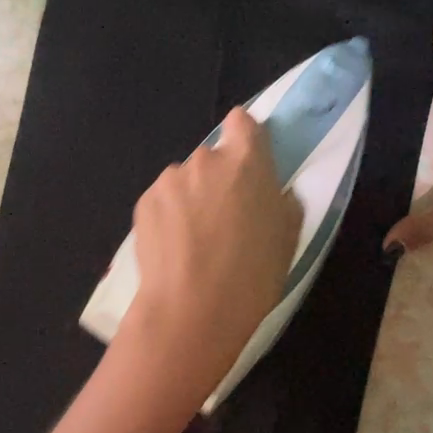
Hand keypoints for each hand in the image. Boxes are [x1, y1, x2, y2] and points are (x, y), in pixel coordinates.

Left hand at [118, 107, 303, 404]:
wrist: (192, 311)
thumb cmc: (253, 276)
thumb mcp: (288, 237)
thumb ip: (281, 200)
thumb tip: (272, 191)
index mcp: (246, 161)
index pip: (242, 121)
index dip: (245, 137)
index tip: (248, 164)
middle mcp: (205, 160)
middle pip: (213, 157)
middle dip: (219, 179)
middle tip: (225, 217)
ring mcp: (170, 179)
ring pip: (186, 179)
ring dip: (192, 197)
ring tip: (196, 240)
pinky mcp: (144, 202)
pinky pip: (163, 200)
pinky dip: (169, 216)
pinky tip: (175, 249)